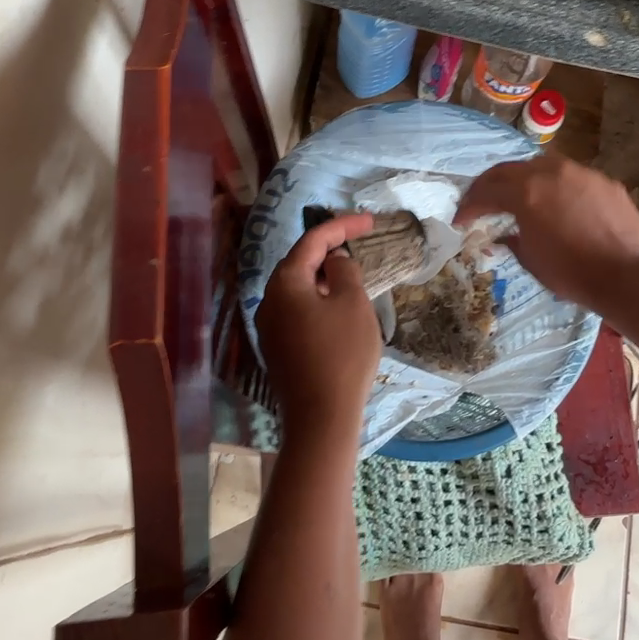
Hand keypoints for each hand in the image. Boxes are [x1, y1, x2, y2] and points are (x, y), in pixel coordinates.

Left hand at [257, 214, 382, 447]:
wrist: (320, 418)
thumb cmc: (342, 355)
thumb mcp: (354, 305)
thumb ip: (345, 272)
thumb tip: (334, 262)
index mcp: (285, 282)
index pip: (313, 241)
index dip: (342, 226)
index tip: (370, 221)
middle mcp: (269, 300)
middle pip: (300, 263)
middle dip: (330, 250)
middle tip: (359, 243)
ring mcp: (270, 327)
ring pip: (300, 289)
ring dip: (325, 278)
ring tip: (353, 276)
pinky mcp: (278, 349)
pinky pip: (299, 312)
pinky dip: (319, 301)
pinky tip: (339, 311)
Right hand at [454, 157, 638, 313]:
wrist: (628, 275)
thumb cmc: (573, 273)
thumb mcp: (532, 261)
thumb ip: (513, 241)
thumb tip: (504, 236)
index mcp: (526, 192)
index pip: (486, 191)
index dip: (469, 206)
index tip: (460, 220)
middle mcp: (550, 172)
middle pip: (510, 170)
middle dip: (490, 186)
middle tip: (480, 203)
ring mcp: (580, 173)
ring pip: (542, 166)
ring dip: (523, 180)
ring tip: (517, 198)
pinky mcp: (604, 181)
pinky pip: (570, 178)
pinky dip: (555, 188)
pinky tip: (556, 206)